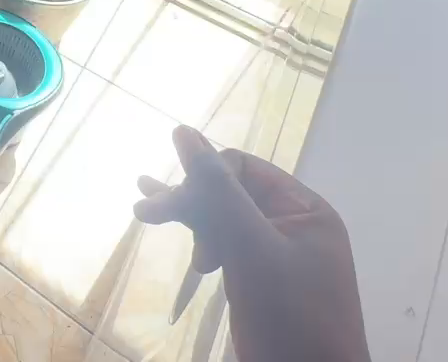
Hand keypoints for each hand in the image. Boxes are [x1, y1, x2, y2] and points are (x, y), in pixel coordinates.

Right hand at [134, 126, 370, 361]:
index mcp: (305, 210)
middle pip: (226, 189)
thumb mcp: (250, 246)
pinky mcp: (257, 273)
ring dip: (184, 213)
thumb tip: (183, 131)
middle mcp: (292, 223)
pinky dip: (195, 234)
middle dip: (187, 198)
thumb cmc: (289, 316)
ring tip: (142, 208)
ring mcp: (274, 250)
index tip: (172, 205)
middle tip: (145, 210)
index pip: (240, 168)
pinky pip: (221, 238)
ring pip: (219, 213)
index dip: (202, 180)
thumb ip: (217, 188)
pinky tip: (167, 224)